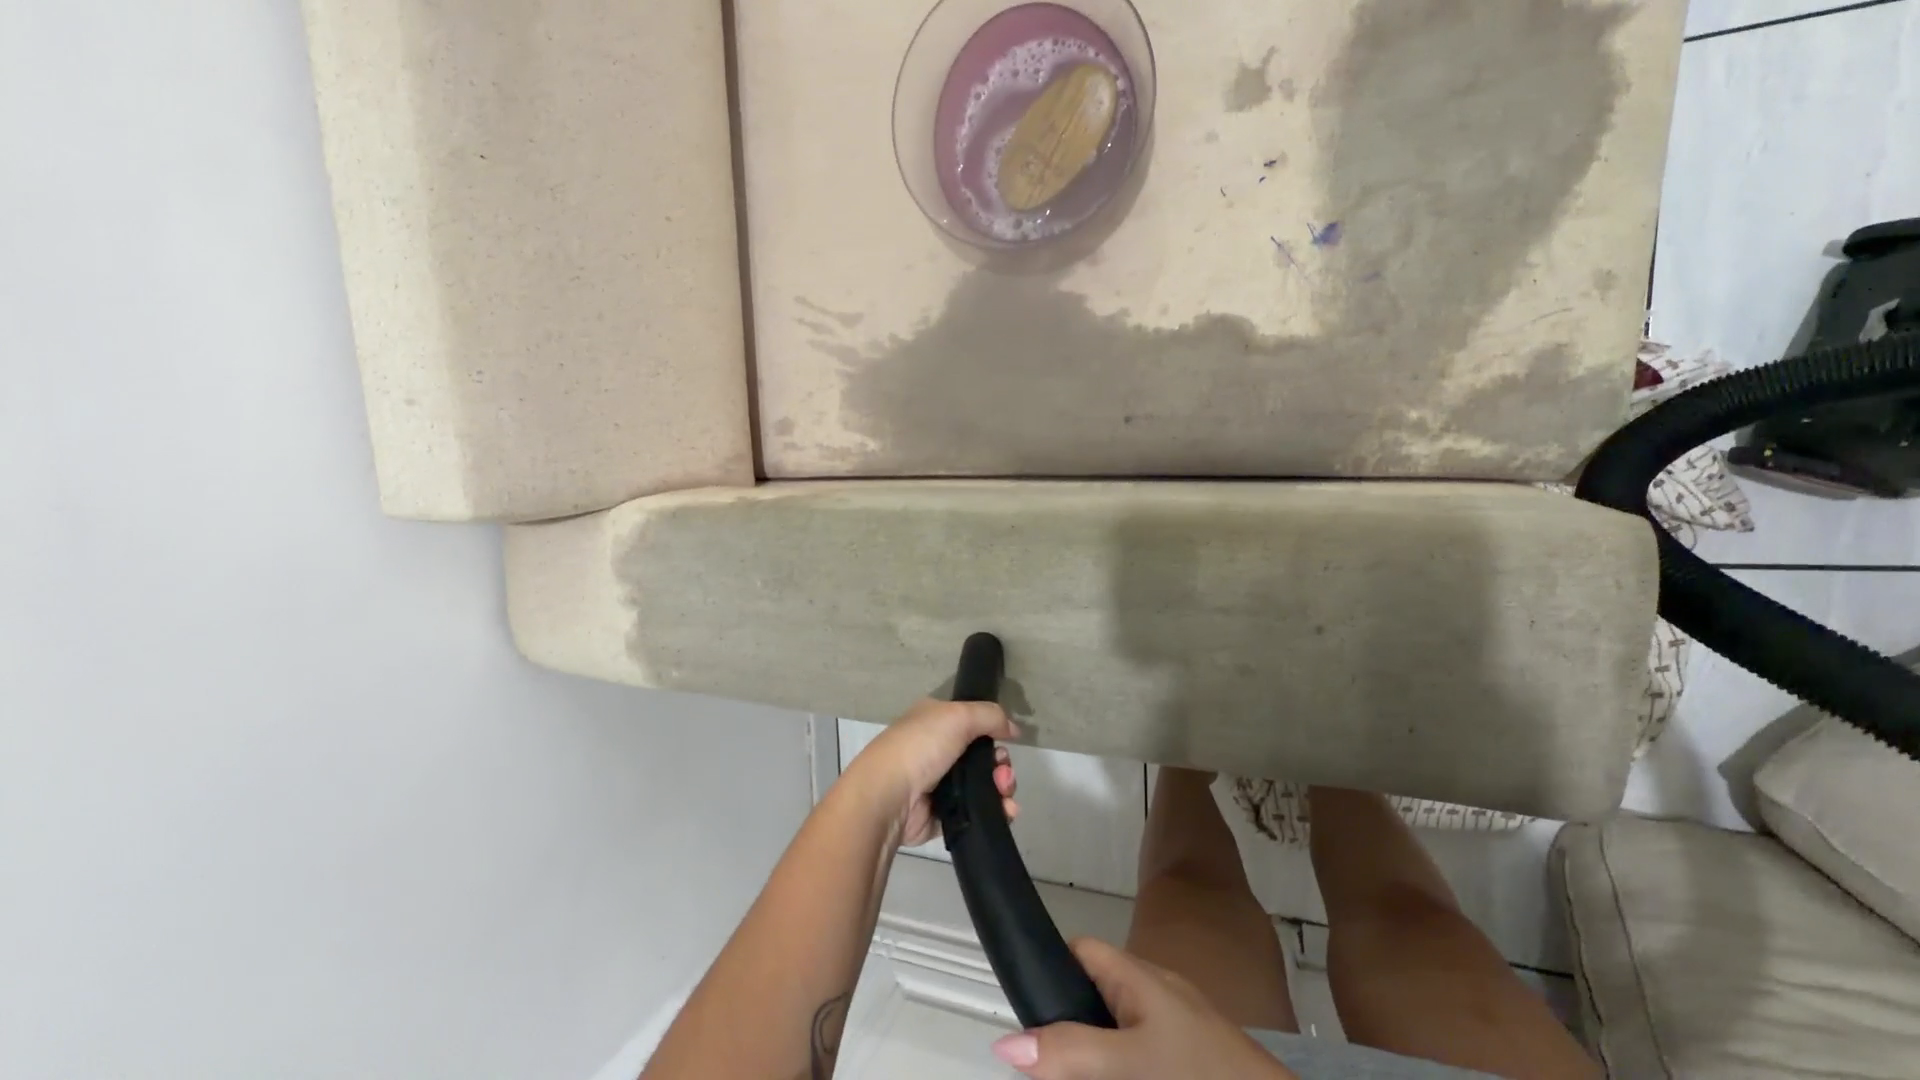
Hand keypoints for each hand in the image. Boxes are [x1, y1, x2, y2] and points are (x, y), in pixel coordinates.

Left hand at [842, 699, 1019, 847]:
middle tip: (1003, 776)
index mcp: (935, 722)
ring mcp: (940, 785)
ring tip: (1005, 796)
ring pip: (984, 786)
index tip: (1005, 743)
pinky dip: (996, 812)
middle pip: (983, 758)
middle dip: (1001, 766)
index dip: (993, 733)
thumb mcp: (957, 715)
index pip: (973, 724)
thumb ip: (990, 716)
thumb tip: (1013, 729)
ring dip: (1003, 789)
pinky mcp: (944, 814)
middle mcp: (937, 751)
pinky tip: (1006, 814)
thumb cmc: (920, 747)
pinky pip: (977, 811)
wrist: (888, 796)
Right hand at [991, 939, 1298, 1079]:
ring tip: (1071, 1072)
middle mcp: (1156, 992)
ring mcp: (1176, 1024)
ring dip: (1093, 1049)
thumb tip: (1006, 1043)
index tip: (1025, 1006)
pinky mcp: (1191, 1053)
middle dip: (1067, 1021)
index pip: (1080, 950)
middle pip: (1093, 992)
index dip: (1050, 969)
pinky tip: (1116, 1077)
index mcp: (1139, 977)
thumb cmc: (1202, 1072)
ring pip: (1116, 1025)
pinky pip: (1140, 1046)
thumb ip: (1072, 1051)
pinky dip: (1120, 1062)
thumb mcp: (1129, 1062)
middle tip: (1045, 1060)